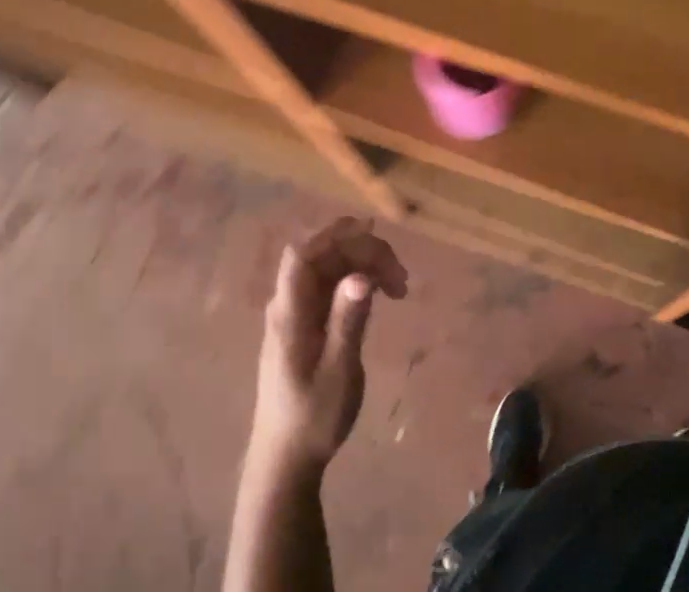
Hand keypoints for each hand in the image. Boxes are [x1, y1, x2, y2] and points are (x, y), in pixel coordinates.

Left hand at [250, 217, 408, 472]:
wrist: (287, 457)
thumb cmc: (314, 418)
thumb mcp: (338, 372)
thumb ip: (348, 322)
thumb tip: (360, 277)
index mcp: (289, 314)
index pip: (303, 254)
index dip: (335, 234)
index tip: (373, 231)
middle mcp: (288, 306)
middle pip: (320, 255)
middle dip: (362, 252)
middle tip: (402, 277)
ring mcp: (296, 315)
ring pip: (328, 269)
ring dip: (363, 266)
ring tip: (400, 288)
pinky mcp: (306, 325)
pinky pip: (330, 287)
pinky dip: (357, 282)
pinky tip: (380, 293)